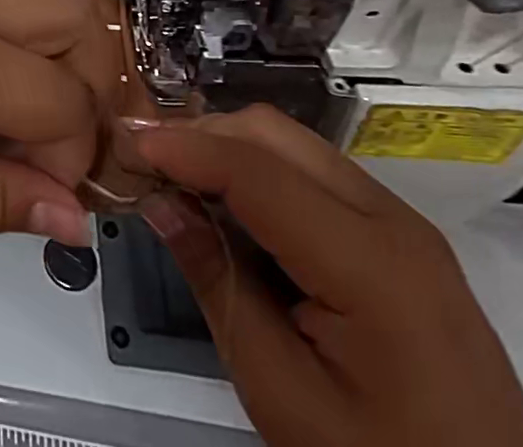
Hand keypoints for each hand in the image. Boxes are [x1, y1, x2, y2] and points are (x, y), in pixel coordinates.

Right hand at [130, 106, 522, 446]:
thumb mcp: (281, 388)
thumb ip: (218, 283)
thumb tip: (160, 204)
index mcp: (372, 263)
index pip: (257, 173)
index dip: (184, 149)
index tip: (124, 144)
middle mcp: (391, 219)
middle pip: (274, 135)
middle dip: (200, 135)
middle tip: (142, 162)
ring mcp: (398, 221)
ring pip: (289, 142)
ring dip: (224, 147)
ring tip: (171, 179)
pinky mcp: (394, 233)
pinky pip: (308, 170)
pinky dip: (253, 169)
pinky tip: (221, 202)